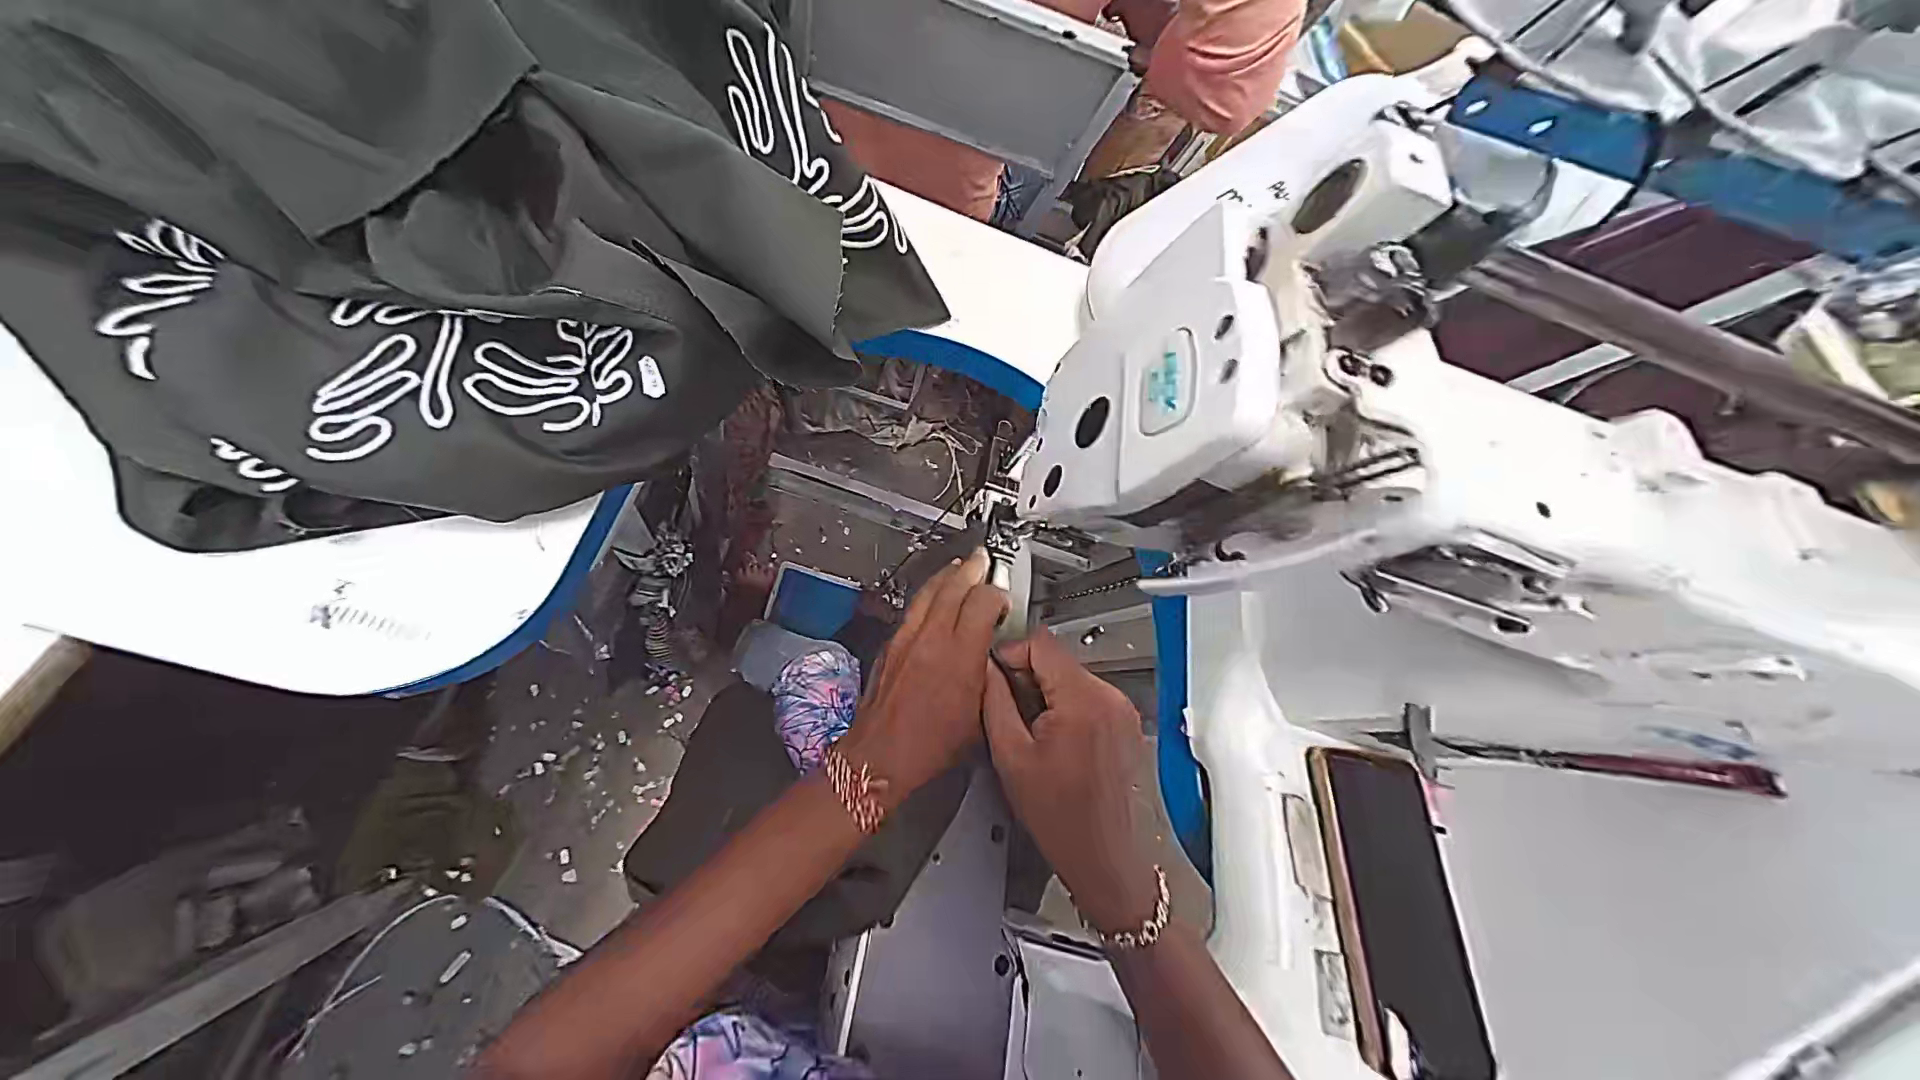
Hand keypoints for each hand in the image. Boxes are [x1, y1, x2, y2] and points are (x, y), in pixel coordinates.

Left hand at [840, 549, 1007, 804]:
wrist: (880, 755)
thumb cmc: (927, 746)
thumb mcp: (979, 716)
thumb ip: (989, 679)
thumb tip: (992, 659)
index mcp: (959, 655)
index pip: (982, 601)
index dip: (997, 594)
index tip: (1003, 598)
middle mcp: (930, 640)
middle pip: (953, 587)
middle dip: (971, 570)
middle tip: (982, 560)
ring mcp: (907, 639)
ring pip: (929, 592)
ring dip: (947, 576)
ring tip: (958, 568)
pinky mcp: (891, 646)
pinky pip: (913, 608)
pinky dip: (928, 595)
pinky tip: (933, 597)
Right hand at [983, 629, 1158, 934]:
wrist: (1104, 855)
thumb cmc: (1063, 819)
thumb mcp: (1010, 755)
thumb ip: (994, 701)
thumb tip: (987, 670)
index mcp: (1083, 700)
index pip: (1041, 643)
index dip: (1010, 654)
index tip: (995, 674)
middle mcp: (1109, 698)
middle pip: (1056, 659)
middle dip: (1026, 678)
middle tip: (1010, 713)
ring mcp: (1121, 710)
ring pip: (1070, 676)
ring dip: (1045, 693)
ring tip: (1033, 734)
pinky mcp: (1125, 722)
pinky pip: (1086, 696)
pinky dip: (1065, 707)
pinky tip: (1054, 741)